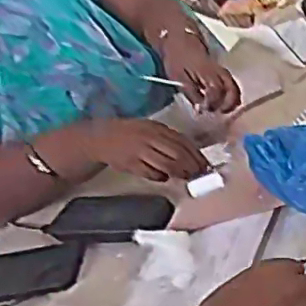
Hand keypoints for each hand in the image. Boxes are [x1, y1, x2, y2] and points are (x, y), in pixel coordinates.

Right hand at [68, 119, 207, 182]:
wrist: (99, 137)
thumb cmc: (131, 135)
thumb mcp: (151, 131)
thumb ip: (171, 141)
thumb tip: (195, 157)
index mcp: (156, 128)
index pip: (184, 143)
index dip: (198, 157)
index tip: (207, 167)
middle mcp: (149, 137)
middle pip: (179, 156)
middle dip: (193, 168)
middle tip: (199, 176)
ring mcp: (139, 151)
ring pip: (168, 166)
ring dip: (180, 175)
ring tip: (184, 177)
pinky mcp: (131, 164)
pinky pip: (153, 174)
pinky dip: (162, 178)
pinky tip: (163, 176)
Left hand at [159, 31, 240, 113]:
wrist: (180, 40)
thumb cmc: (177, 58)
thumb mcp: (178, 77)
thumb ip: (191, 94)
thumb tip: (200, 109)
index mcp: (208, 74)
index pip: (216, 94)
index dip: (211, 104)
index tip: (203, 109)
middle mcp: (220, 74)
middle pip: (232, 93)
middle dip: (226, 106)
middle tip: (215, 112)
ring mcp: (224, 73)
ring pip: (236, 91)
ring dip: (231, 103)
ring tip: (222, 110)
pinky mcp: (225, 74)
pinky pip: (234, 88)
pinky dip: (232, 97)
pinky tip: (224, 103)